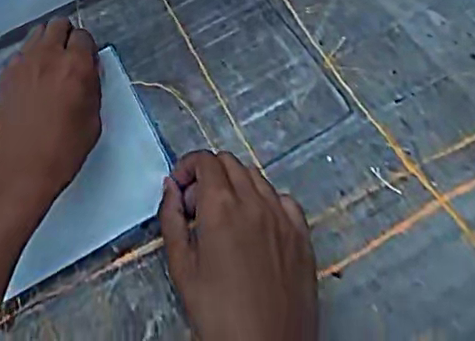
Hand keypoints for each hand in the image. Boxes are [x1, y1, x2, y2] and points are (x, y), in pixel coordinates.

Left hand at [0, 18, 100, 217]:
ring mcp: (23, 61)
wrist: (20, 168)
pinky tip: (35, 77)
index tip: (88, 60)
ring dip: (48, 41)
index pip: (84, 36)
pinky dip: (31, 56)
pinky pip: (22, 51)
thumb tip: (89, 71)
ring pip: (38, 32)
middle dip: (68, 36)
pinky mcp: (7, 71)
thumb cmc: (61, 152)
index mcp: (74, 67)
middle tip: (72, 56)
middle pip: (59, 24)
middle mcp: (47, 56)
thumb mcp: (92, 122)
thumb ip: (93, 87)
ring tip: (53, 65)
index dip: (88, 48)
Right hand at [160, 151, 316, 340]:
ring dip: (236, 184)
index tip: (179, 189)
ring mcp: (283, 221)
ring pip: (257, 177)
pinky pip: (285, 201)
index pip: (205, 160)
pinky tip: (258, 225)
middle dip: (208, 174)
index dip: (186, 168)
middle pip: (229, 163)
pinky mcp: (303, 240)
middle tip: (197, 206)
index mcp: (220, 206)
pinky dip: (268, 201)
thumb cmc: (218, 315)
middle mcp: (254, 204)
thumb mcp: (180, 265)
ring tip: (225, 216)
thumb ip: (171, 217)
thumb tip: (171, 188)